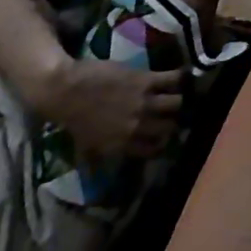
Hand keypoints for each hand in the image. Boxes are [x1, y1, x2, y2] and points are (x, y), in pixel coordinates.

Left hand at [32, 57, 183, 159]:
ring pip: (176, 103)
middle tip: (174, 114)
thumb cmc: (73, 119)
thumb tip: (98, 176)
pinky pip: (173, 79)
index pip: (154, 149)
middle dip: (173, 121)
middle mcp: (137, 126)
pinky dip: (180, 77)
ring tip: (181, 93)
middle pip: (169, 126)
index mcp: (122, 145)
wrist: (66, 91)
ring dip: (178, 99)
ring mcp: (144, 102)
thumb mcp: (84, 147)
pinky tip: (184, 74)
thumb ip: (97, 160)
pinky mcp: (147, 80)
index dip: (162, 142)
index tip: (166, 135)